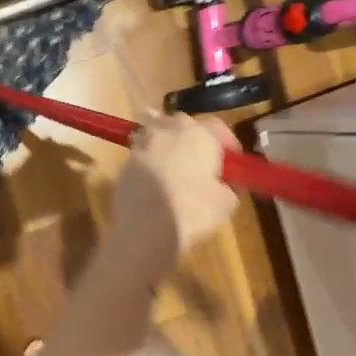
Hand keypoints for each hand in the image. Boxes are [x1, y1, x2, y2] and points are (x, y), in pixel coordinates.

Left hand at [111, 113, 239, 267]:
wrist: (145, 230)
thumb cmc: (193, 211)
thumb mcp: (226, 203)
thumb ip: (228, 186)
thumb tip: (224, 185)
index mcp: (198, 134)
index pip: (217, 127)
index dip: (227, 144)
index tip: (232, 162)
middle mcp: (168, 132)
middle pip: (183, 124)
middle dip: (192, 138)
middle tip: (200, 161)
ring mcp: (141, 147)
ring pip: (156, 137)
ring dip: (166, 147)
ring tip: (173, 170)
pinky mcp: (124, 166)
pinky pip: (141, 158)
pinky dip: (149, 166)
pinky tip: (154, 185)